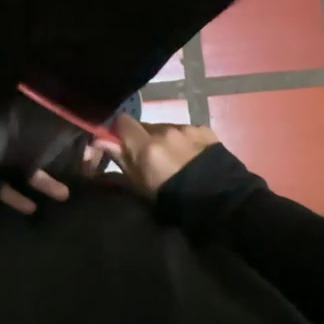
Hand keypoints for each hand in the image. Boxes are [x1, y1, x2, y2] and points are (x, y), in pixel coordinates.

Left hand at [0, 72, 72, 214]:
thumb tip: (27, 64)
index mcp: (2, 110)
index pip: (36, 115)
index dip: (59, 124)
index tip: (83, 132)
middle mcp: (0, 133)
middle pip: (35, 145)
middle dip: (59, 156)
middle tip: (85, 166)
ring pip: (23, 170)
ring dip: (43, 181)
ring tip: (66, 193)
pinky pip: (1, 189)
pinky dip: (15, 198)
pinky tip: (32, 208)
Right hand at [96, 116, 219, 201]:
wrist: (223, 202)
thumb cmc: (175, 200)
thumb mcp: (141, 187)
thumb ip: (121, 159)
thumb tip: (100, 141)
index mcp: (146, 145)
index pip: (122, 121)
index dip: (120, 131)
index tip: (121, 144)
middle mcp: (165, 130)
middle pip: (145, 126)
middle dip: (143, 139)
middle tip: (150, 159)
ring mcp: (187, 128)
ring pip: (166, 129)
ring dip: (164, 141)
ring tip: (175, 161)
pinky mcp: (204, 130)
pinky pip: (186, 131)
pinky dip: (184, 142)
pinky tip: (192, 158)